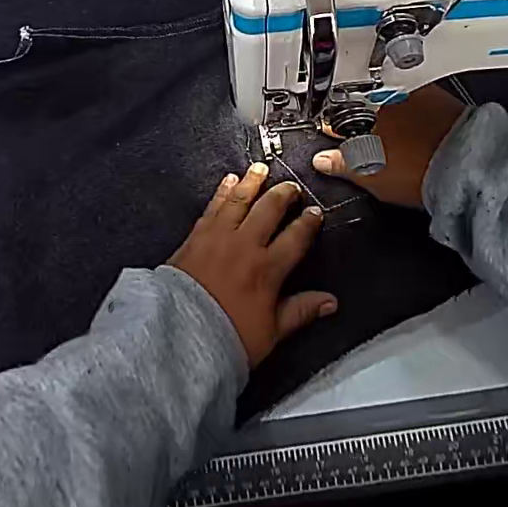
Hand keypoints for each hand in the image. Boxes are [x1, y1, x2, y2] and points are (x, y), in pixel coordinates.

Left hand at [170, 162, 336, 366]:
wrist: (178, 334)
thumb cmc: (225, 338)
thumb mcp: (271, 332)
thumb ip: (301, 311)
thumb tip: (329, 302)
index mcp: (267, 269)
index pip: (296, 238)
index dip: (308, 223)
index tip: (315, 213)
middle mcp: (246, 246)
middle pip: (270, 209)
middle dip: (284, 194)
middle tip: (292, 187)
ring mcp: (220, 237)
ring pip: (241, 200)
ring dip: (253, 182)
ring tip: (261, 168)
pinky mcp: (197, 235)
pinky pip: (214, 205)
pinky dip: (223, 191)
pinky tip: (228, 180)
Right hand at [312, 83, 466, 207]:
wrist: (468, 166)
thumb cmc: (420, 170)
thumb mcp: (370, 173)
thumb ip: (341, 163)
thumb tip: (322, 160)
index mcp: (368, 110)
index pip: (341, 117)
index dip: (336, 130)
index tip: (334, 135)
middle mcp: (390, 96)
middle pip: (367, 107)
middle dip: (364, 122)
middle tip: (370, 144)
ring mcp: (416, 95)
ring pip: (392, 104)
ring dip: (390, 117)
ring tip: (398, 142)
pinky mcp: (441, 99)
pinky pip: (418, 104)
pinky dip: (415, 115)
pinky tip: (420, 135)